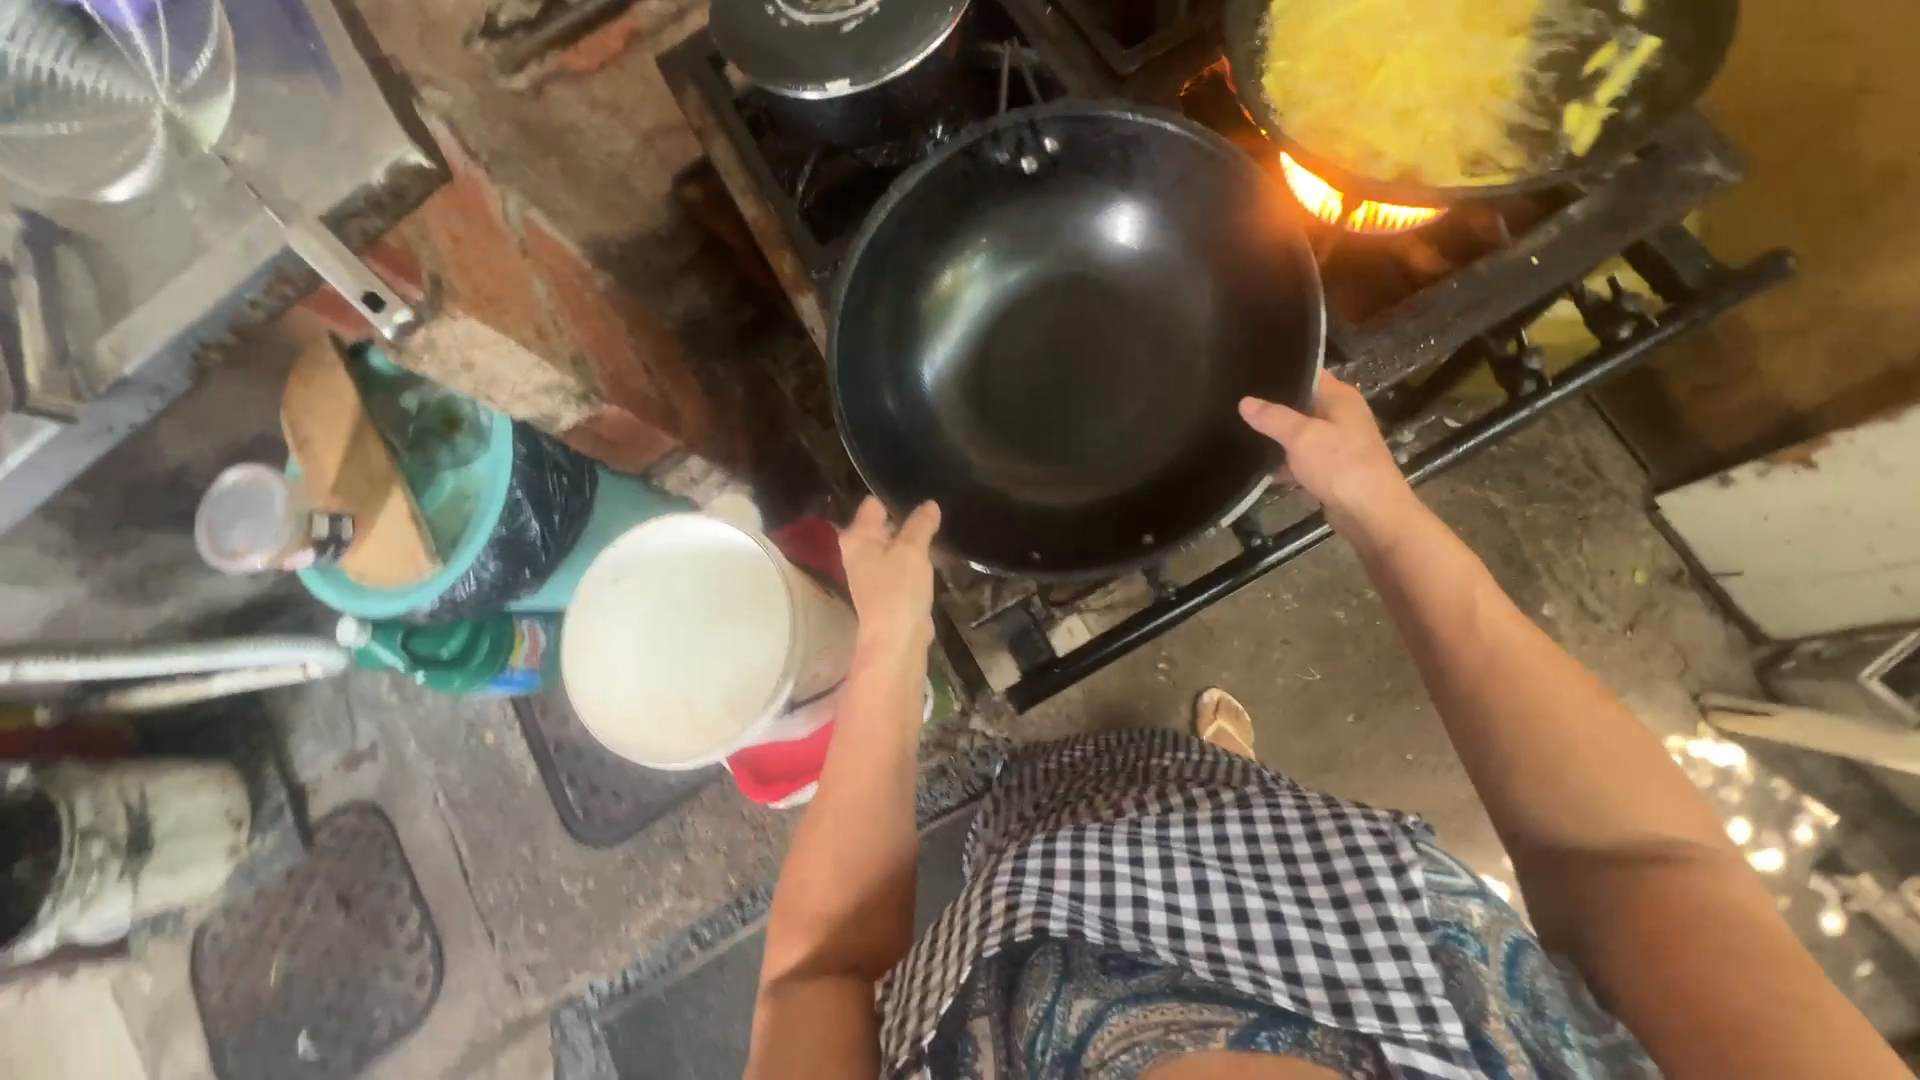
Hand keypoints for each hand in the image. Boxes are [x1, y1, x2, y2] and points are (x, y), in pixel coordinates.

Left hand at [839, 497, 940, 652]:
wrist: (897, 639)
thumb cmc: (899, 589)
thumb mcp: (913, 550)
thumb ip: (921, 523)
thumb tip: (929, 505)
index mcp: (857, 537)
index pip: (874, 504)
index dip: (896, 498)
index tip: (922, 495)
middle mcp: (857, 551)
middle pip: (883, 524)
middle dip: (907, 519)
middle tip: (935, 513)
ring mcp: (870, 571)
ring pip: (893, 545)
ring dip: (912, 541)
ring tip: (938, 532)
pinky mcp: (884, 588)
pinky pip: (899, 564)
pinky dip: (913, 560)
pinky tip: (933, 557)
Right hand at [1239, 371, 1413, 537]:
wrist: (1370, 513)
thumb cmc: (1339, 464)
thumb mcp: (1301, 436)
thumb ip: (1272, 417)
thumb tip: (1244, 402)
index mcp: (1340, 398)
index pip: (1309, 375)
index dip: (1282, 372)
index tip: (1249, 375)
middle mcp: (1341, 416)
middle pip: (1301, 405)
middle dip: (1272, 408)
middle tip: (1236, 405)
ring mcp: (1337, 445)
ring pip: (1299, 435)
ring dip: (1276, 438)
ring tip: (1240, 433)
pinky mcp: (1331, 470)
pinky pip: (1301, 460)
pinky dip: (1284, 463)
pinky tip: (1259, 468)